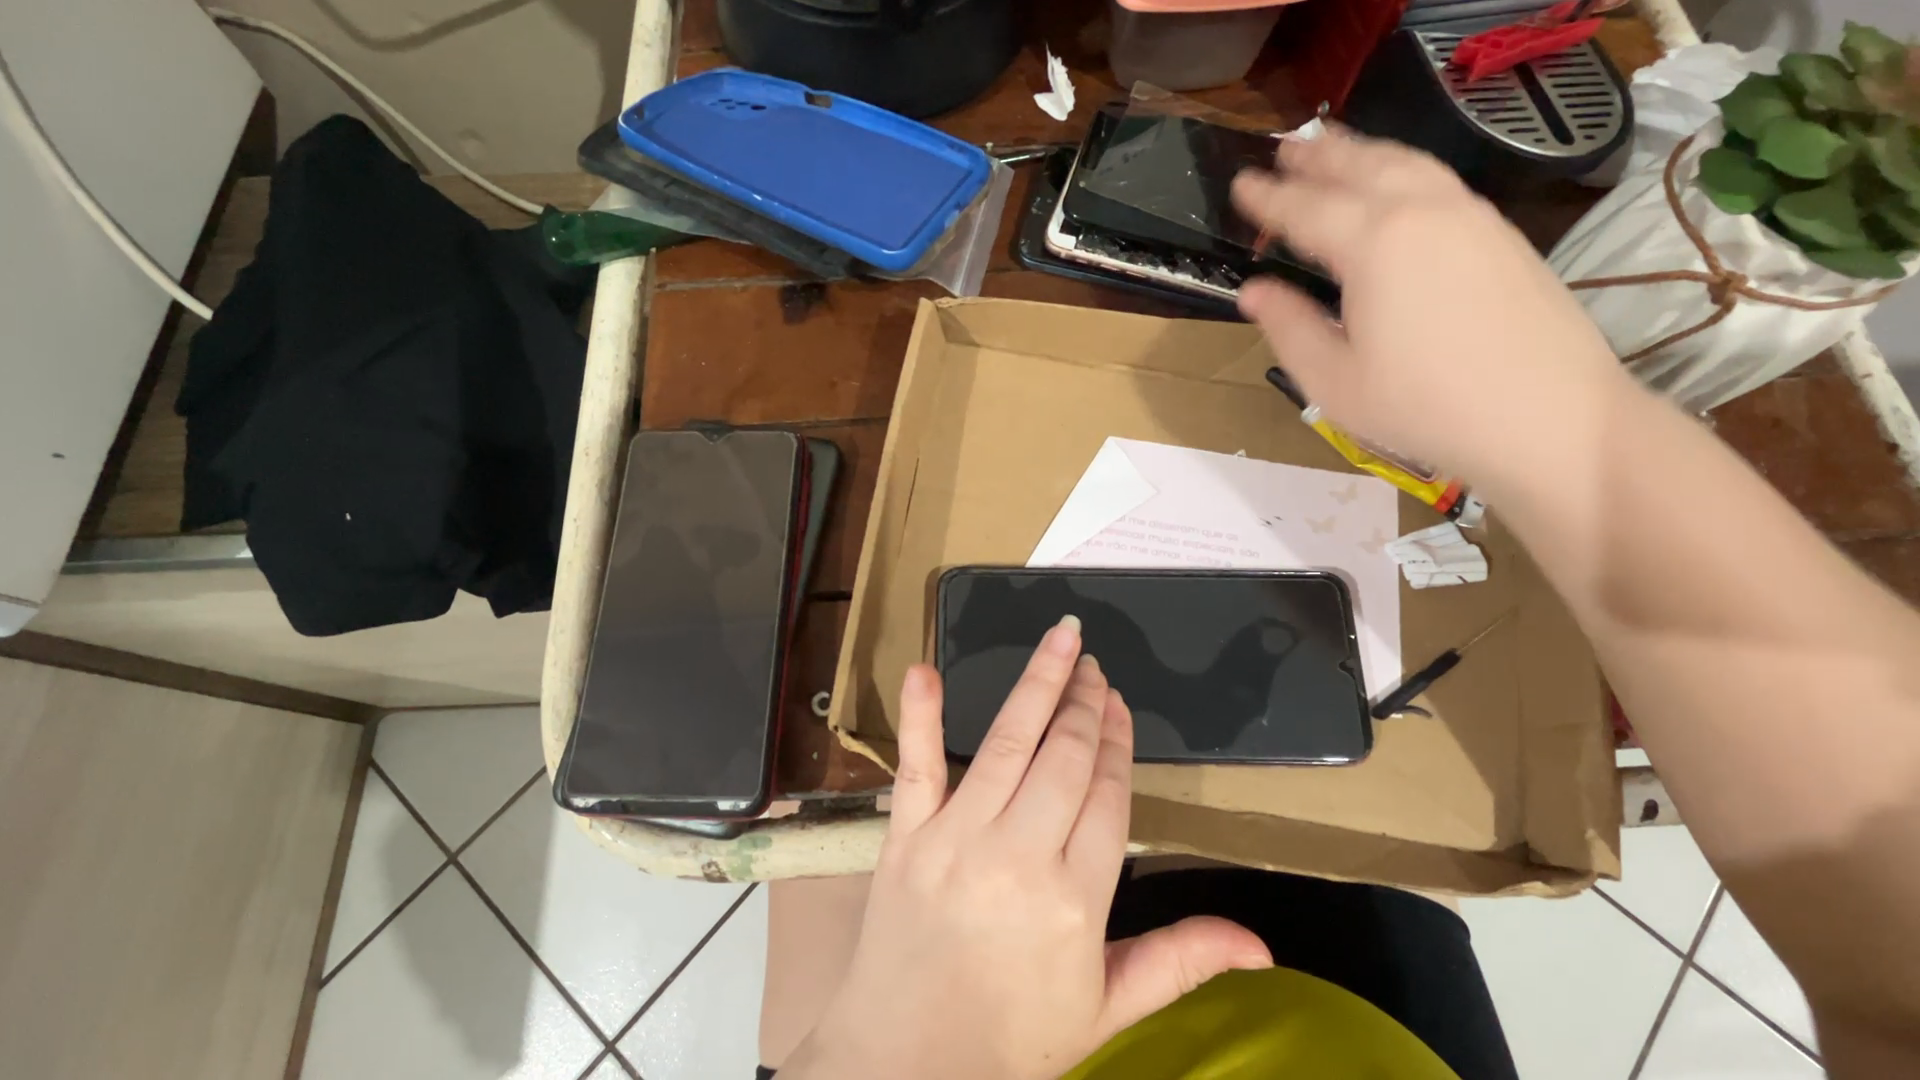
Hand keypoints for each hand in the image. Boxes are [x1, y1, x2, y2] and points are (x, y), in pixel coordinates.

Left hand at [782, 616, 1270, 1079]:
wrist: (908, 1064)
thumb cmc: (1011, 1039)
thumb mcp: (1106, 1007)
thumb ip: (1180, 961)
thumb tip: (1260, 945)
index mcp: (1076, 897)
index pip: (1107, 794)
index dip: (1117, 741)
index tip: (1120, 701)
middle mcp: (1021, 855)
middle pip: (1065, 758)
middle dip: (1085, 704)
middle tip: (1094, 665)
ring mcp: (958, 839)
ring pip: (1009, 744)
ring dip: (1037, 685)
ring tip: (1060, 641)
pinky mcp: (906, 837)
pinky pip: (915, 765)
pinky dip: (920, 715)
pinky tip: (925, 669)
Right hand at [1231, 129, 1632, 484]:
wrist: (1549, 417)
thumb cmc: (1425, 407)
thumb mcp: (1334, 381)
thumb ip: (1289, 328)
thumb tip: (1256, 292)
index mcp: (1374, 244)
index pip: (1306, 208)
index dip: (1268, 198)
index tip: (1239, 183)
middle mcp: (1423, 211)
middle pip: (1361, 166)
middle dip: (1317, 156)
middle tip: (1283, 149)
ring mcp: (1470, 216)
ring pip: (1406, 164)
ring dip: (1362, 152)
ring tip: (1334, 148)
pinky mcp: (1500, 234)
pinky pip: (1437, 180)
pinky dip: (1401, 168)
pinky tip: (1394, 185)